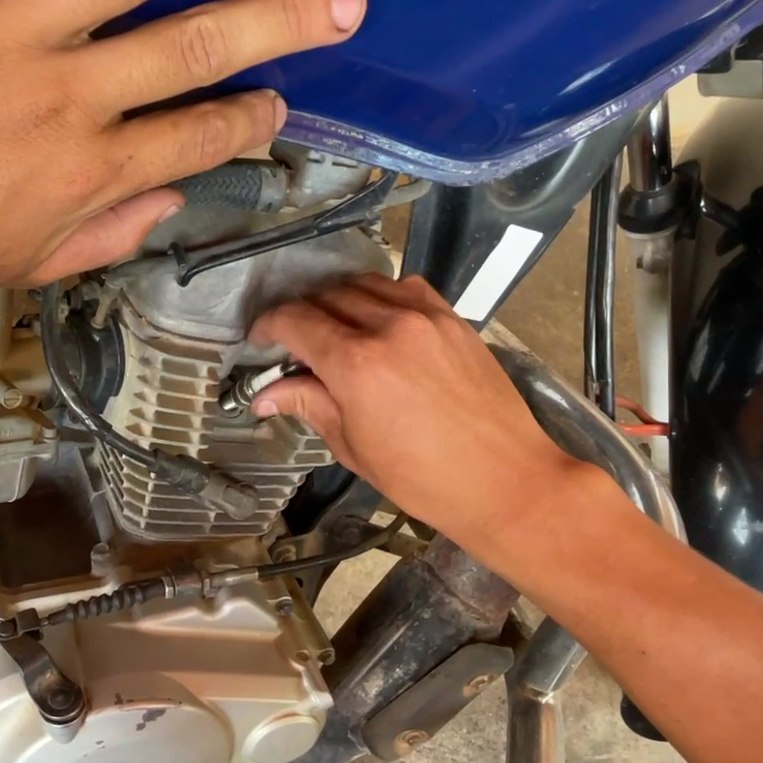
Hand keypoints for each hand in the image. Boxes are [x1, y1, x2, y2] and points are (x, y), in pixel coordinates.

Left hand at [0, 0, 366, 293]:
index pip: (197, 136)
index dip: (249, 118)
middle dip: (282, 20)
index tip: (279, 102)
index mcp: (89, 173)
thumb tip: (172, 199)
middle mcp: (68, 98)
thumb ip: (108, 235)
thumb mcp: (26, 266)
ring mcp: (9, 29)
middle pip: (196, 47)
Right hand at [250, 275, 597, 554]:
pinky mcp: (453, 319)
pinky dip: (381, 295)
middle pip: (327, 297)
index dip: (269, 326)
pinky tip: (378, 319)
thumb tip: (264, 396)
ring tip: (332, 326)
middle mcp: (389, 326)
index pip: (296, 322)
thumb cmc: (420, 477)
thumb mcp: (352, 446)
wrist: (502, 479)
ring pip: (365, 284)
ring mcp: (426, 317)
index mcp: (356, 364)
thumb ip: (309, 405)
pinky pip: (406, 287)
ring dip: (338, 299)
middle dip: (301, 314)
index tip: (259, 339)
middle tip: (292, 342)